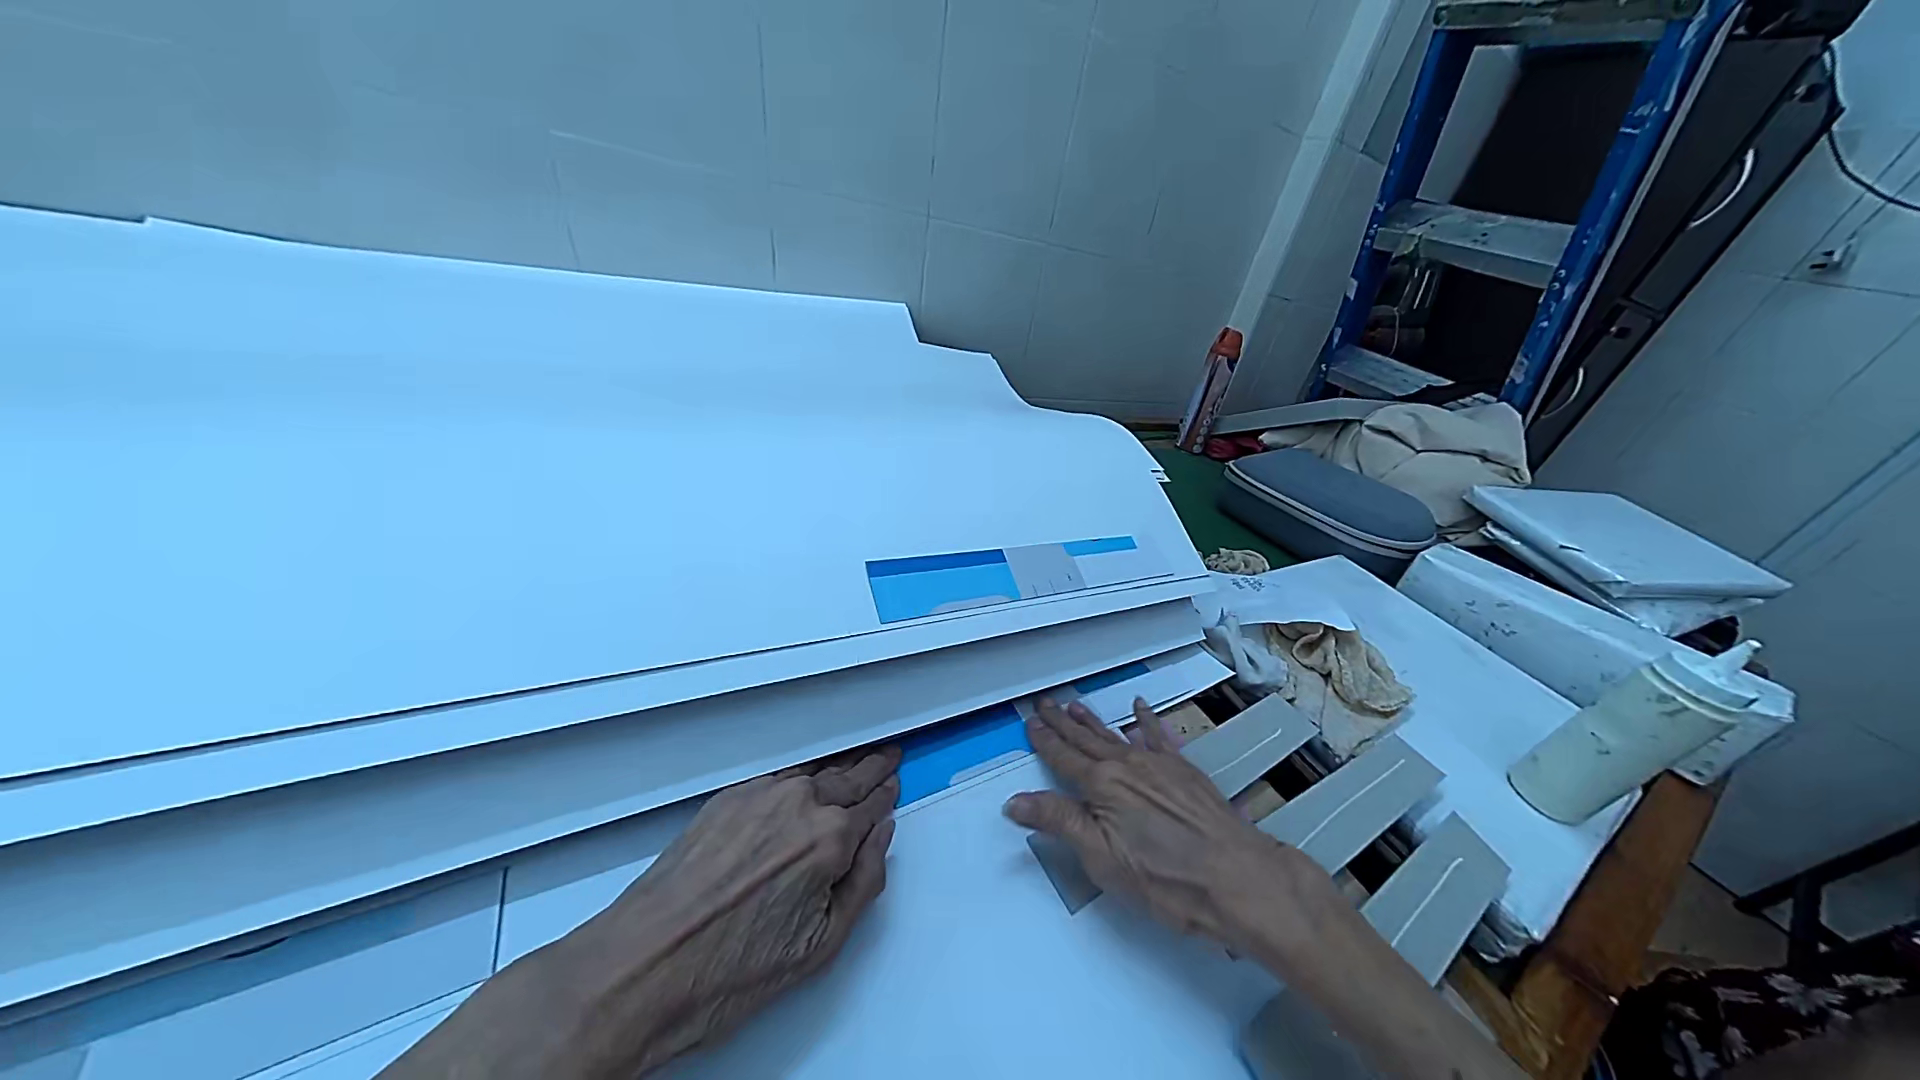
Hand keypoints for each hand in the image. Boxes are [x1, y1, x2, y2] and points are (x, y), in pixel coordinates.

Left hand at [379, 747, 898, 1079]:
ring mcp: (762, 794)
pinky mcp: (729, 796)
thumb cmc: (727, 971)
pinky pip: (780, 772)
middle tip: (888, 755)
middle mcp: (800, 804)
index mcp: (830, 840)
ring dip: (841, 762)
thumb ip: (864, 883)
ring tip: (856, 756)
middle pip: (849, 776)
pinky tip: (808, 771)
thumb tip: (880, 837)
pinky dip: (803, 768)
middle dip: (873, 766)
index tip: (894, 785)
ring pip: (816, 769)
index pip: (873, 805)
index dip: (887, 795)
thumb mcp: (820, 947)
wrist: (642, 965)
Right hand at [1004, 701, 1526, 1079]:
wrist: (1239, 880)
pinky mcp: (1185, 772)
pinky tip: (1139, 708)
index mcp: (1101, 785)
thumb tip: (1013, 802)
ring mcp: (1159, 764)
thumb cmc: (1166, 878)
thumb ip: (1058, 823)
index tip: (1029, 721)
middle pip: (1086, 740)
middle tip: (1044, 702)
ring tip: (1075, 704)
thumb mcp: (1102, 858)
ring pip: (1116, 735)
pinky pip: (1159, 737)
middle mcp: (1127, 765)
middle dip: (1062, 722)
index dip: (1044, 739)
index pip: (1062, 757)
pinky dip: (1147, 721)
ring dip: (1093, 721)